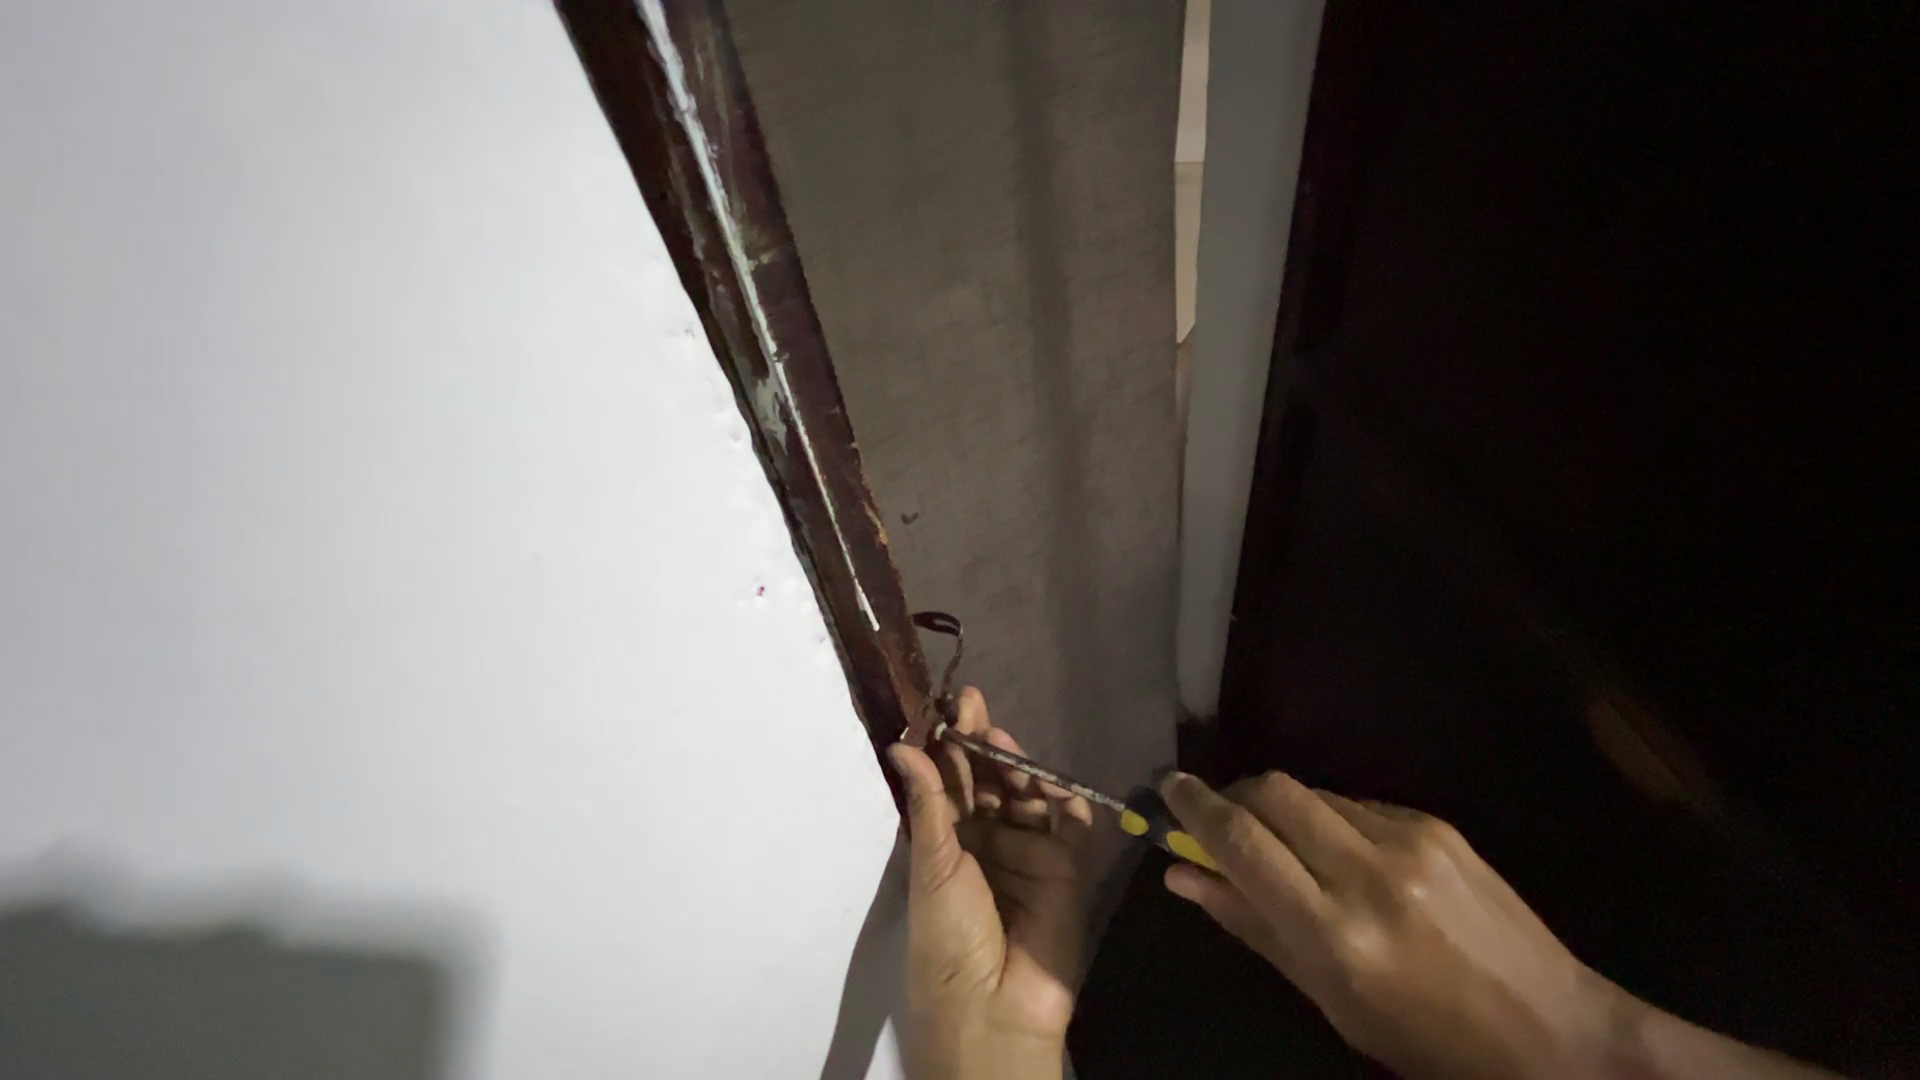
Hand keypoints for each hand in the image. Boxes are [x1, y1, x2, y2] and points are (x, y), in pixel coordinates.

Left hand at [887, 688, 1091, 1079]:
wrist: (994, 1005)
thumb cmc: (949, 933)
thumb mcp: (934, 865)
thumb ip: (930, 802)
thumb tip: (902, 746)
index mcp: (950, 839)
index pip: (952, 781)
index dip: (951, 745)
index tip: (949, 706)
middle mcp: (989, 839)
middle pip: (990, 780)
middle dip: (983, 744)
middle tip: (973, 703)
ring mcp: (1029, 851)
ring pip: (1028, 795)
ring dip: (1019, 767)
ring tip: (1002, 740)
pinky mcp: (1065, 868)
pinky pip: (1071, 826)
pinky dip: (1067, 803)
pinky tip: (1054, 785)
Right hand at [1159, 771, 1618, 1079]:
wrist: (1562, 1037)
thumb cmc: (1426, 1039)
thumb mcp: (1328, 998)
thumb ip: (1248, 925)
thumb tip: (1179, 875)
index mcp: (1334, 933)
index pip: (1241, 841)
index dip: (1194, 807)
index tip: (1166, 788)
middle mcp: (1366, 873)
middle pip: (1271, 792)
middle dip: (1233, 795)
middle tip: (1220, 819)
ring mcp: (1407, 840)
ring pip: (1310, 791)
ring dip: (1279, 809)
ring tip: (1287, 849)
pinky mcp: (1435, 823)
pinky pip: (1353, 802)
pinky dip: (1327, 818)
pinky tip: (1344, 858)